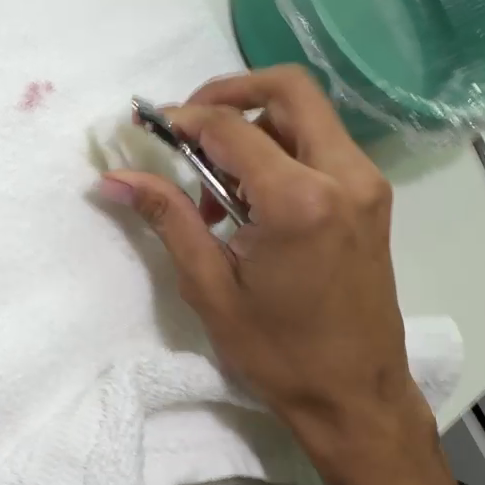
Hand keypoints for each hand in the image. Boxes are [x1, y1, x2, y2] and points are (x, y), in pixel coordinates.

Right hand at [100, 66, 458, 484]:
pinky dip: (277, 149)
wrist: (355, 394)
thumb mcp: (209, 284)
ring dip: (252, 126)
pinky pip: (320, 145)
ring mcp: (366, 184)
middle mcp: (344, 175)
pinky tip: (246, 199)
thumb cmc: (277, 350)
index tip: (145, 128)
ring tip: (211, 183)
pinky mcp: (370, 198)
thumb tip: (114, 178)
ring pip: (306, 114)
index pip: (231, 127)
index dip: (182, 119)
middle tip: (184, 126)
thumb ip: (167, 217)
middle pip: (288, 90)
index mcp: (299, 200)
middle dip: (227, 94)